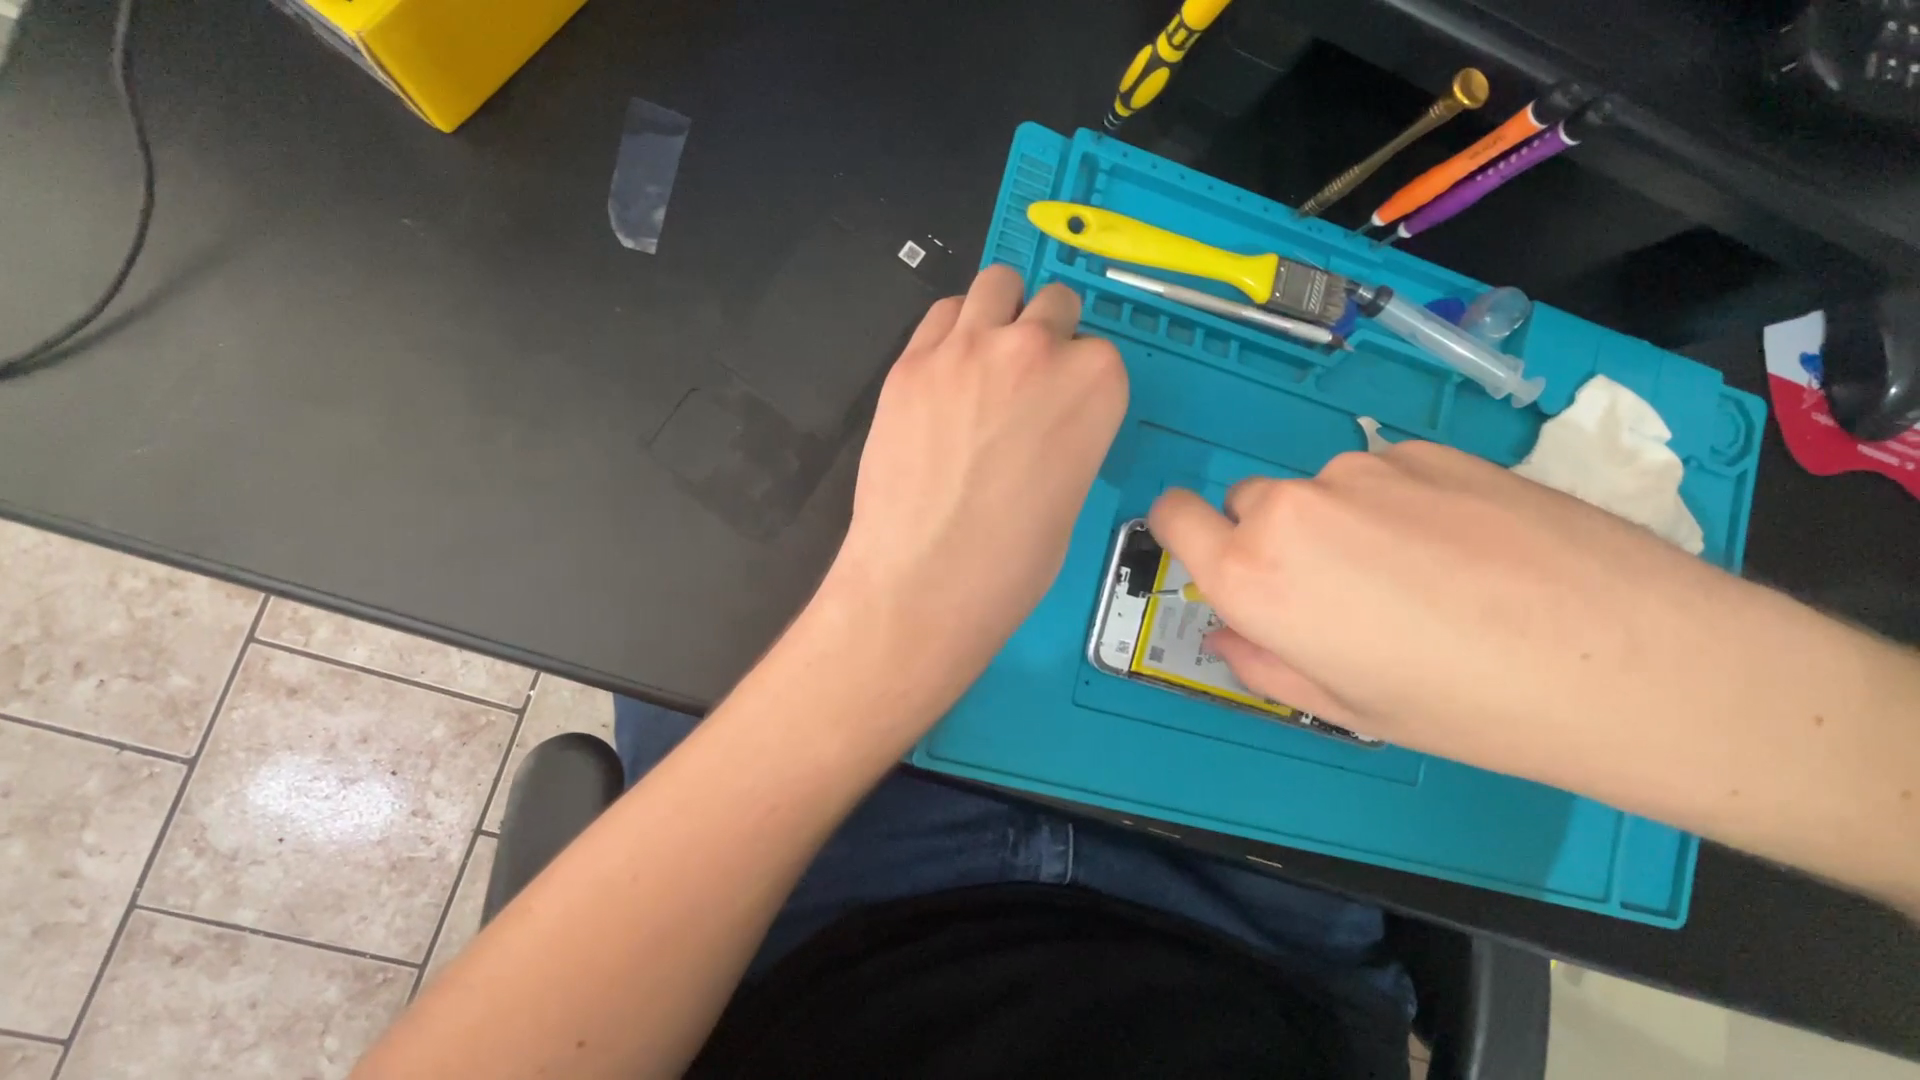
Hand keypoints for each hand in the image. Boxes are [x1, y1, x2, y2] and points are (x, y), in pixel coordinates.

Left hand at [828, 266, 1127, 672]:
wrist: (925, 582)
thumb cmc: (1012, 561)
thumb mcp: (1072, 491)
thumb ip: (1069, 431)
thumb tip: (1044, 418)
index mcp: (1096, 384)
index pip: (1099, 350)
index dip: (1079, 378)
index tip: (1061, 404)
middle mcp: (1036, 349)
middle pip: (1053, 304)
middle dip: (1046, 334)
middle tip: (1026, 378)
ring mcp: (968, 347)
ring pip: (997, 285)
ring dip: (1000, 311)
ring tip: (986, 355)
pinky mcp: (911, 361)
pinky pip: (941, 314)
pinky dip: (951, 330)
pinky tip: (946, 369)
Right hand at [1146, 439, 1748, 775]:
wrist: (1625, 657)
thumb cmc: (1462, 706)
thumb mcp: (1343, 708)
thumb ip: (1262, 661)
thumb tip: (1230, 628)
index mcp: (1254, 576)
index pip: (1174, 516)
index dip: (1185, 532)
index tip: (1217, 557)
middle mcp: (1291, 508)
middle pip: (1247, 503)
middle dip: (1270, 539)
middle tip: (1338, 590)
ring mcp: (1361, 470)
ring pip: (1320, 489)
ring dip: (1340, 520)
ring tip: (1419, 571)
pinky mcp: (1427, 448)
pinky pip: (1383, 473)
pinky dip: (1400, 501)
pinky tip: (1464, 544)